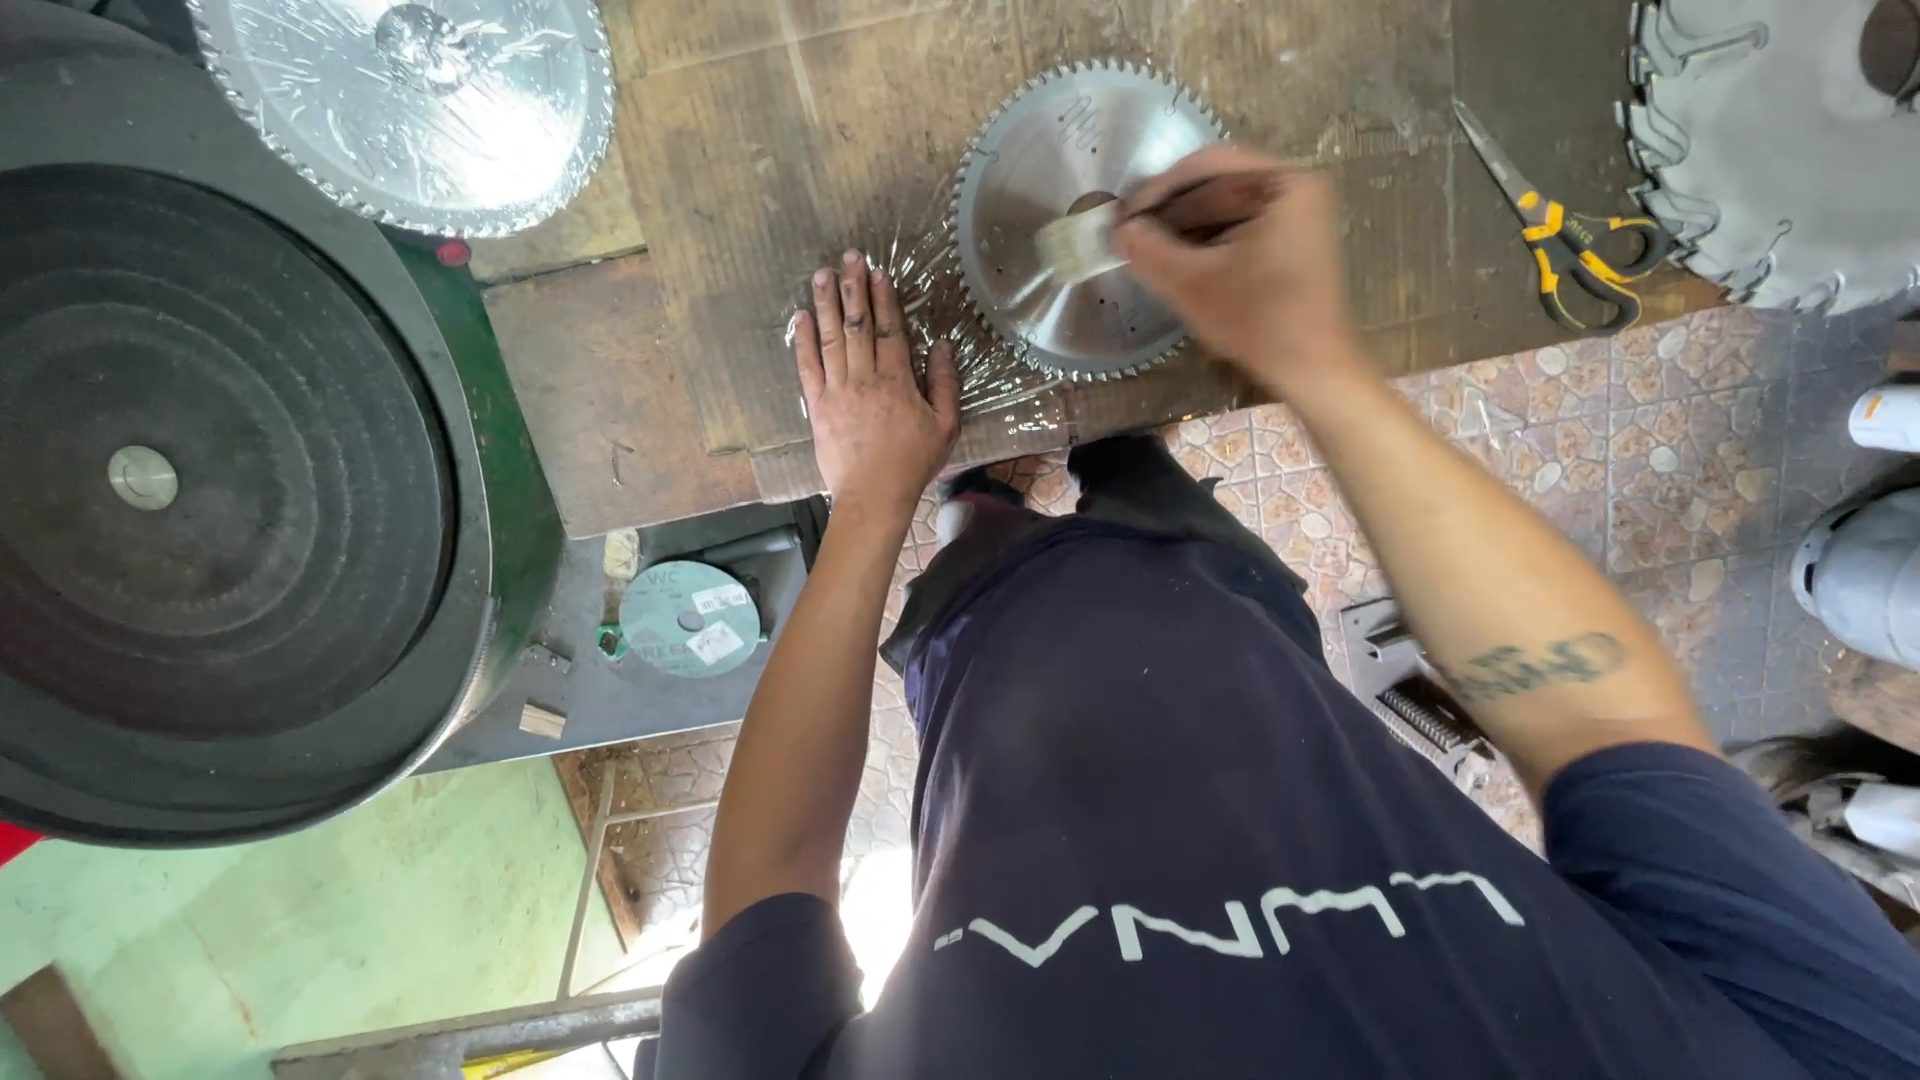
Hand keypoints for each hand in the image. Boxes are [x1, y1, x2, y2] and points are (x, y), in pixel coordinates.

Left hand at [795, 250, 959, 525]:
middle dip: (852, 289)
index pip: (890, 330)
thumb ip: (946, 384)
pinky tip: (800, 319)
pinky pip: (808, 368)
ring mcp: (837, 391)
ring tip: (820, 276)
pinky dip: (803, 342)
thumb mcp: (946, 426)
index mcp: (898, 381)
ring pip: (831, 339)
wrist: (874, 496)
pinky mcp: (817, 407)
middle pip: (858, 326)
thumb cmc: (913, 463)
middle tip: (847, 258)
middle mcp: (865, 378)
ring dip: (826, 305)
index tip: (877, 272)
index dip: (883, 299)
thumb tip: (944, 346)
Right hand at [1114, 145, 1364, 393]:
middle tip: (1129, 234)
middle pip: (1215, 184)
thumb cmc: (1259, 320)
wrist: (1310, 367)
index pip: (1205, 167)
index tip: (1122, 218)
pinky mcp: (1289, 239)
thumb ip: (1150, 251)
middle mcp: (1295, 185)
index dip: (1156, 191)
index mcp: (1282, 182)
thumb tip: (1116, 229)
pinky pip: (1236, 227)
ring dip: (1182, 227)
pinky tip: (1176, 262)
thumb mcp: (1193, 284)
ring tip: (1146, 251)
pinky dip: (1204, 241)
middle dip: (1169, 211)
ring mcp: (1295, 213)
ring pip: (1223, 207)